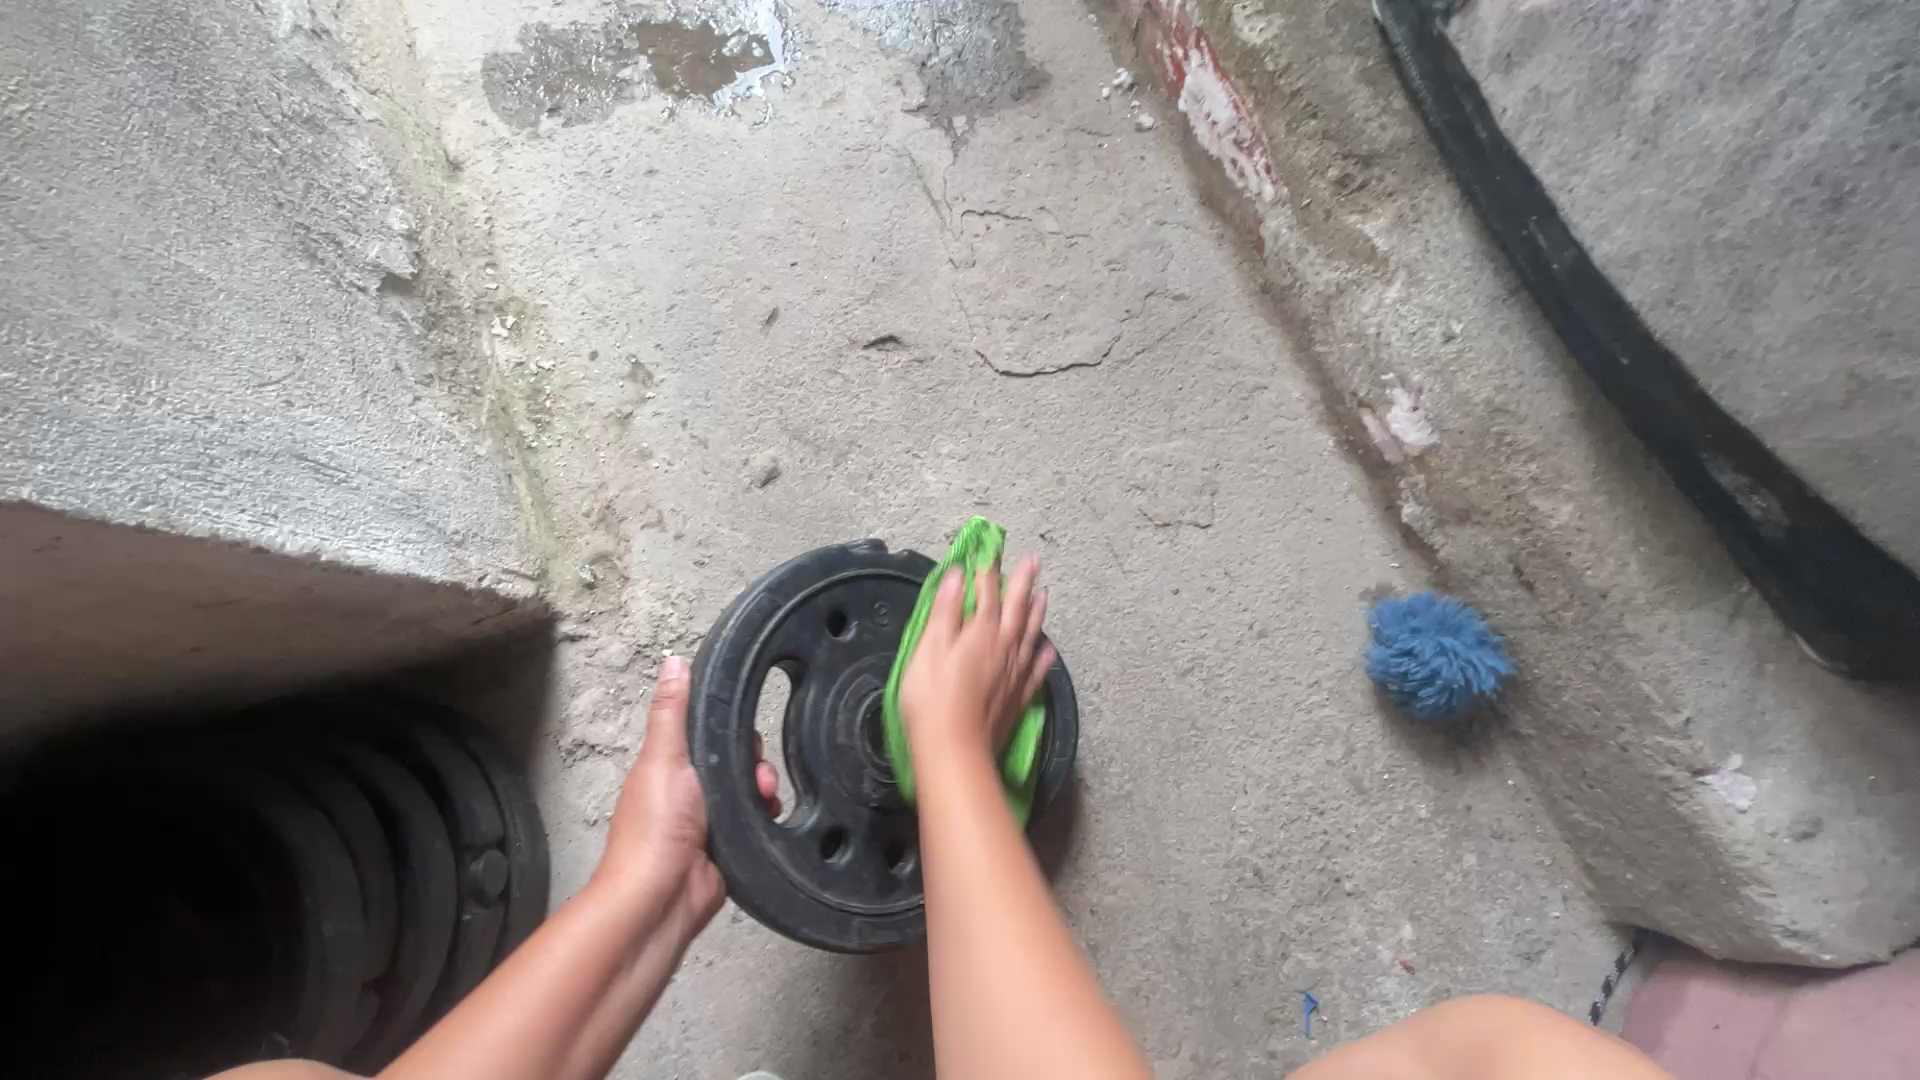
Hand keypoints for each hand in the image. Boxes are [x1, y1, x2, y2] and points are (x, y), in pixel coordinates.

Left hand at [596, 656, 778, 941]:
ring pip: (751, 786)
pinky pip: (759, 817)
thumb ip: (673, 711)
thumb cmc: (655, 826)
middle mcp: (691, 788)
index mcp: (671, 765)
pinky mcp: (731, 843)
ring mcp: (711, 818)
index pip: (710, 730)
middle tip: (756, 776)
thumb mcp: (664, 759)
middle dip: (754, 761)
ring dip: (764, 788)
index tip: (744, 731)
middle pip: (737, 758)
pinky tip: (770, 815)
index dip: (730, 726)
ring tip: (764, 799)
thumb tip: (676, 661)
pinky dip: (768, 814)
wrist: (662, 898)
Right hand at [901, 555, 1053, 759]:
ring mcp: (1015, 673)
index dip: (987, 571)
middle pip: (1017, 608)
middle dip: (1023, 582)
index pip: (986, 594)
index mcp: (981, 632)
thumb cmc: (932, 698)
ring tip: (1044, 595)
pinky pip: (1036, 671)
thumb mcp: (929, 648)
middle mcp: (1005, 647)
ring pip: (1032, 634)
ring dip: (1038, 612)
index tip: (990, 551)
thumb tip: (956, 576)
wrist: (954, 750)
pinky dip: (1044, 658)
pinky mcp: (1018, 698)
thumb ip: (944, 611)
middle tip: (1033, 561)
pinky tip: (1049, 651)